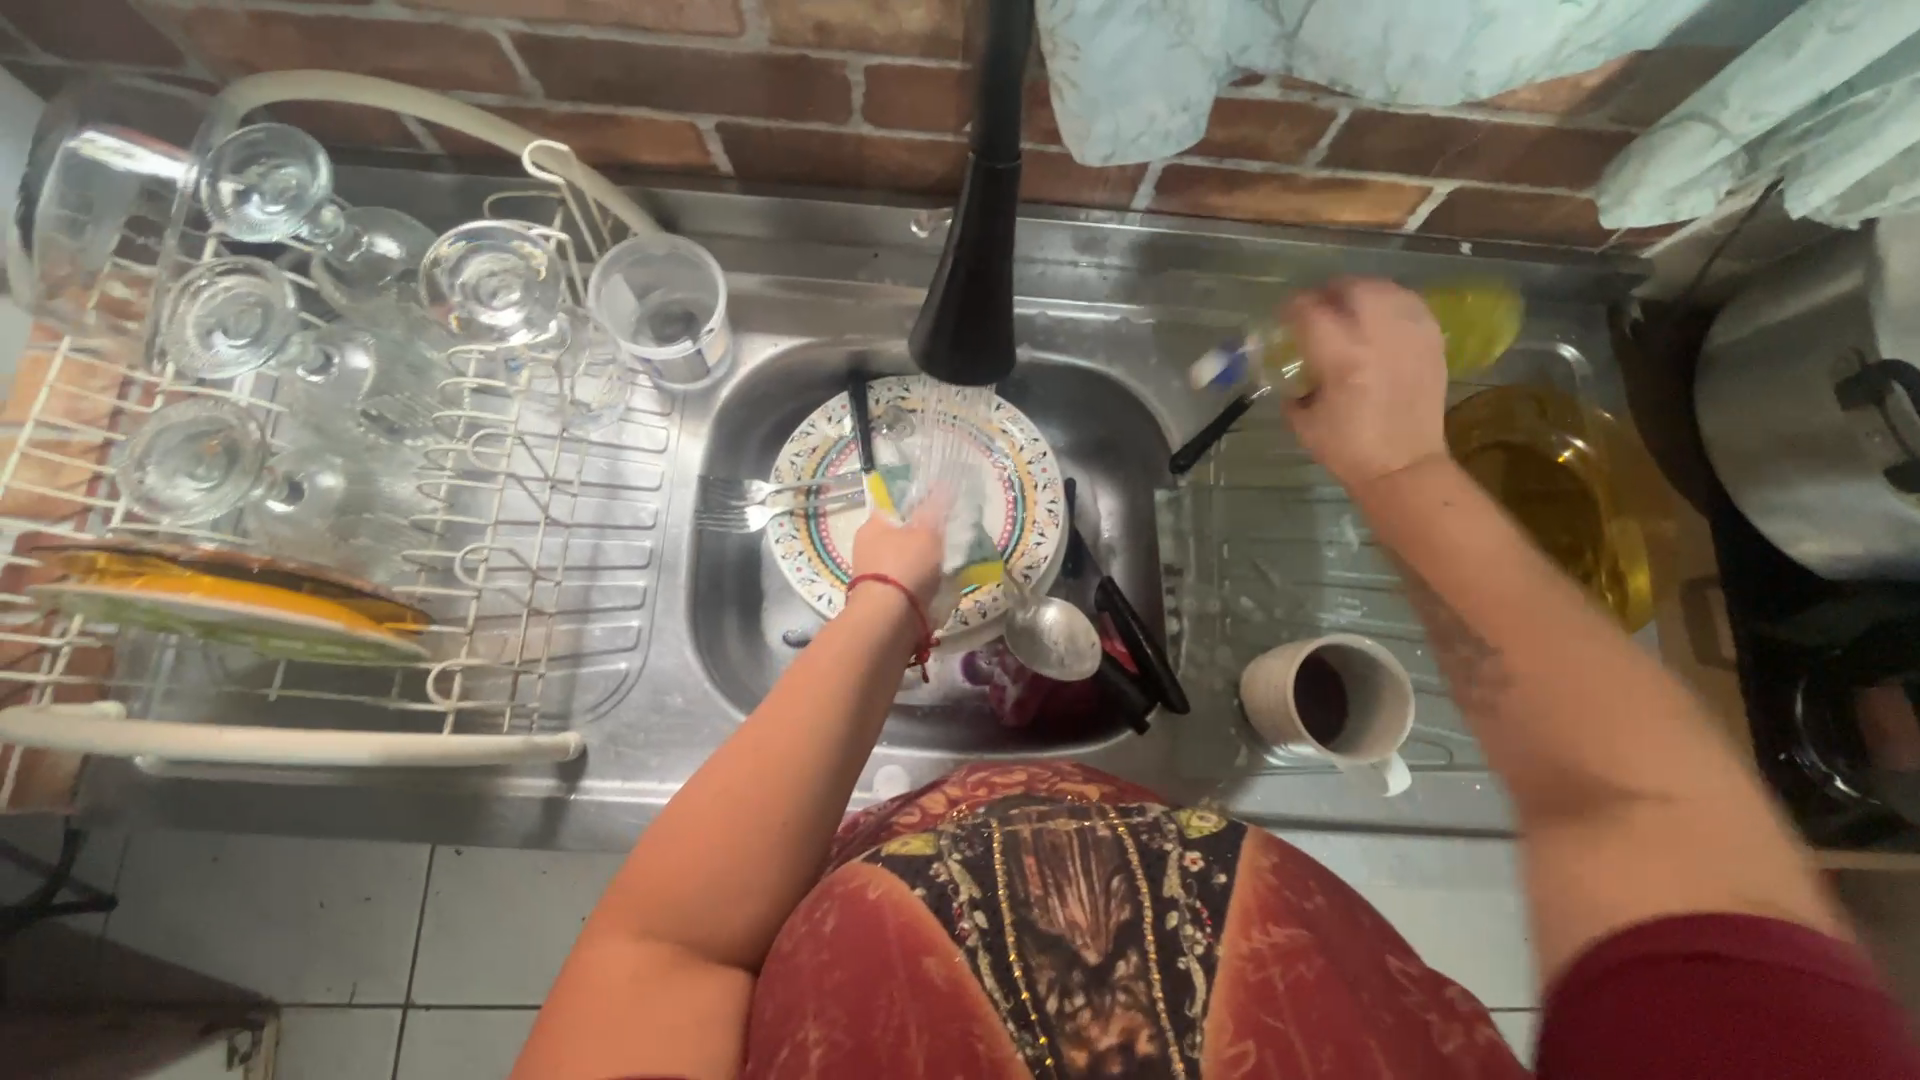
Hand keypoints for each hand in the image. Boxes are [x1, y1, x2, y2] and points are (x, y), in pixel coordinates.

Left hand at [851, 497, 946, 616]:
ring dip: (923, 564)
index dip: (918, 506)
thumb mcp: (927, 532)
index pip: (895, 506)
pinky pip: (905, 583)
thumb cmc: (906, 566)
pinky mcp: (880, 597)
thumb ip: (935, 510)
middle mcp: (866, 546)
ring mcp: (871, 574)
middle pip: (900, 535)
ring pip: (904, 561)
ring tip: (946, 567)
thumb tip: (942, 488)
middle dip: (922, 539)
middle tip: (947, 541)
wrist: (889, 618)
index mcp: (872, 525)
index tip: (939, 513)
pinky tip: (936, 587)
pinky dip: (919, 584)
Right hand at [1282, 277, 1449, 490]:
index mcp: (1343, 359)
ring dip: (1361, 292)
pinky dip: (1391, 303)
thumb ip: (1295, 388)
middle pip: (1352, 288)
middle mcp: (1379, 338)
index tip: (1284, 315)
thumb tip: (1293, 372)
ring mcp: (1411, 337)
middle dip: (1328, 291)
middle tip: (1317, 305)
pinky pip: (1411, 304)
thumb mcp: (1304, 422)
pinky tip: (1380, 317)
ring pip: (1385, 289)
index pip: (1311, 312)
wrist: (1404, 467)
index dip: (1292, 307)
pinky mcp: (1432, 342)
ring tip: (1348, 306)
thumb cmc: (1348, 451)